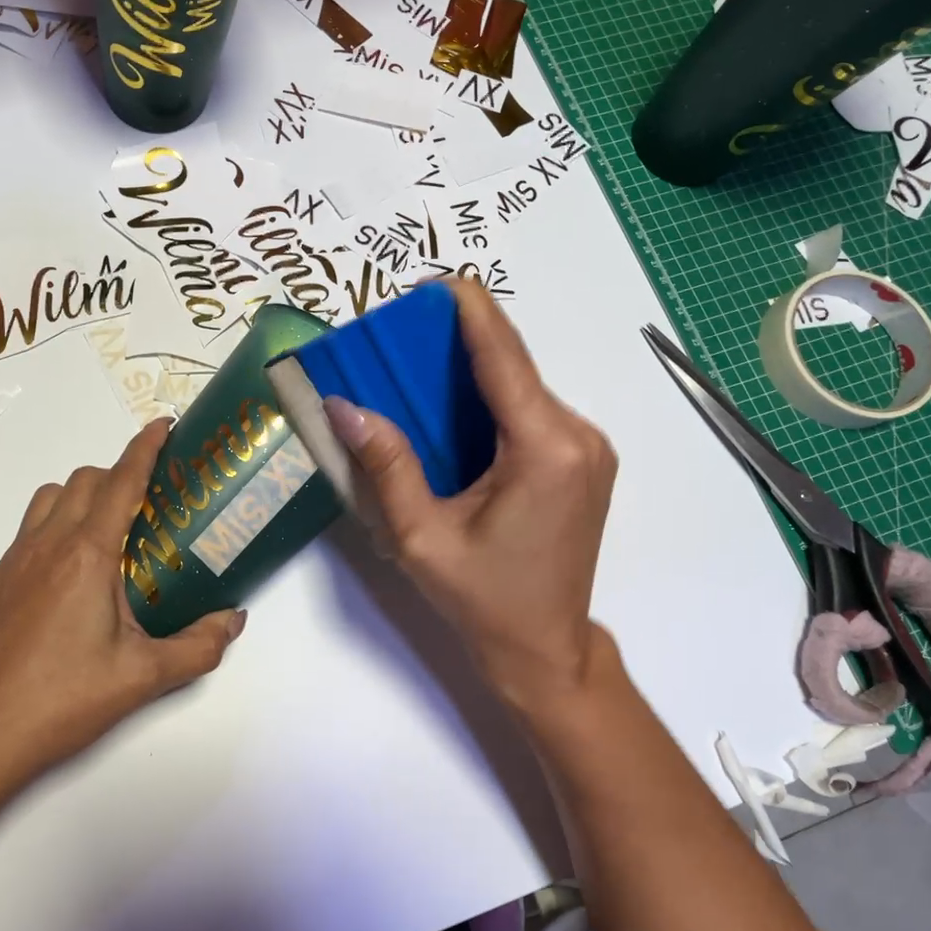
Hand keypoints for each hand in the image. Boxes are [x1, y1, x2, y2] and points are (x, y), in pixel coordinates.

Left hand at [0, 419, 247, 820]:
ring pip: (48, 499)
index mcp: (86, 556)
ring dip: (80, 497)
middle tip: (148, 503)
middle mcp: (45, 545)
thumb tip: (234, 620)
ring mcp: (11, 562)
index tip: (164, 426)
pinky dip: (52, 531)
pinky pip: (26, 534)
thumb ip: (198, 646)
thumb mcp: (143, 678)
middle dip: (117, 475)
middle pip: (83, 480)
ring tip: (107, 532)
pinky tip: (67, 578)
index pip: (120, 482)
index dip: (145, 448)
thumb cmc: (65, 701)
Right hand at [323, 280, 616, 708]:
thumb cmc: (481, 598)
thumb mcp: (419, 535)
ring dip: (469, 372)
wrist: (544, 647)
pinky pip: (528, 412)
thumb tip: (343, 405)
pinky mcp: (580, 461)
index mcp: (545, 447)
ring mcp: (587, 447)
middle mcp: (578, 435)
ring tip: (411, 369)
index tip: (426, 283)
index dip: (466, 309)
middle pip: (512, 365)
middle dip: (455, 342)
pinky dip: (486, 401)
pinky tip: (447, 410)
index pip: (502, 355)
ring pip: (520, 387)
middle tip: (395, 337)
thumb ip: (386, 465)